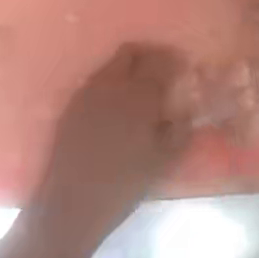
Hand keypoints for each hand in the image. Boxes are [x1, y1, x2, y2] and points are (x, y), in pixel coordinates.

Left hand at [20, 43, 192, 257]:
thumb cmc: (124, 185)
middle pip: (131, 52)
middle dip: (149, 54)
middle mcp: (112, 85)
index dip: (174, 59)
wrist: (72, 205)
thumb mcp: (163, 161)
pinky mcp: (72, 106)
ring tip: (141, 87)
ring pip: (111, 64)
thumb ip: (180, 129)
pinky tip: (117, 104)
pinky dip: (111, 82)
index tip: (183, 65)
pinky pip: (96, 81)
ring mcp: (88, 93)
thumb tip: (186, 109)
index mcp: (139, 95)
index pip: (160, 61)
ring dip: (129, 66)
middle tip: (162, 69)